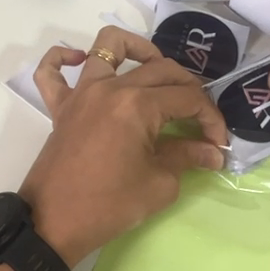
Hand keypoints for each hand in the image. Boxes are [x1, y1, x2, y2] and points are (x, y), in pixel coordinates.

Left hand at [22, 26, 229, 264]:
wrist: (54, 224)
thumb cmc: (109, 206)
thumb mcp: (159, 184)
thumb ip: (187, 158)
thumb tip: (213, 152)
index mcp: (138, 105)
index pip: (187, 98)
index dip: (210, 118)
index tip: (218, 143)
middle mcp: (110, 88)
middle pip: (160, 69)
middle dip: (190, 89)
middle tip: (199, 119)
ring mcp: (81, 93)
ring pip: (107, 46)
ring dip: (137, 49)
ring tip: (154, 70)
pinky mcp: (59, 107)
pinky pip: (51, 71)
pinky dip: (62, 59)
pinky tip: (79, 62)